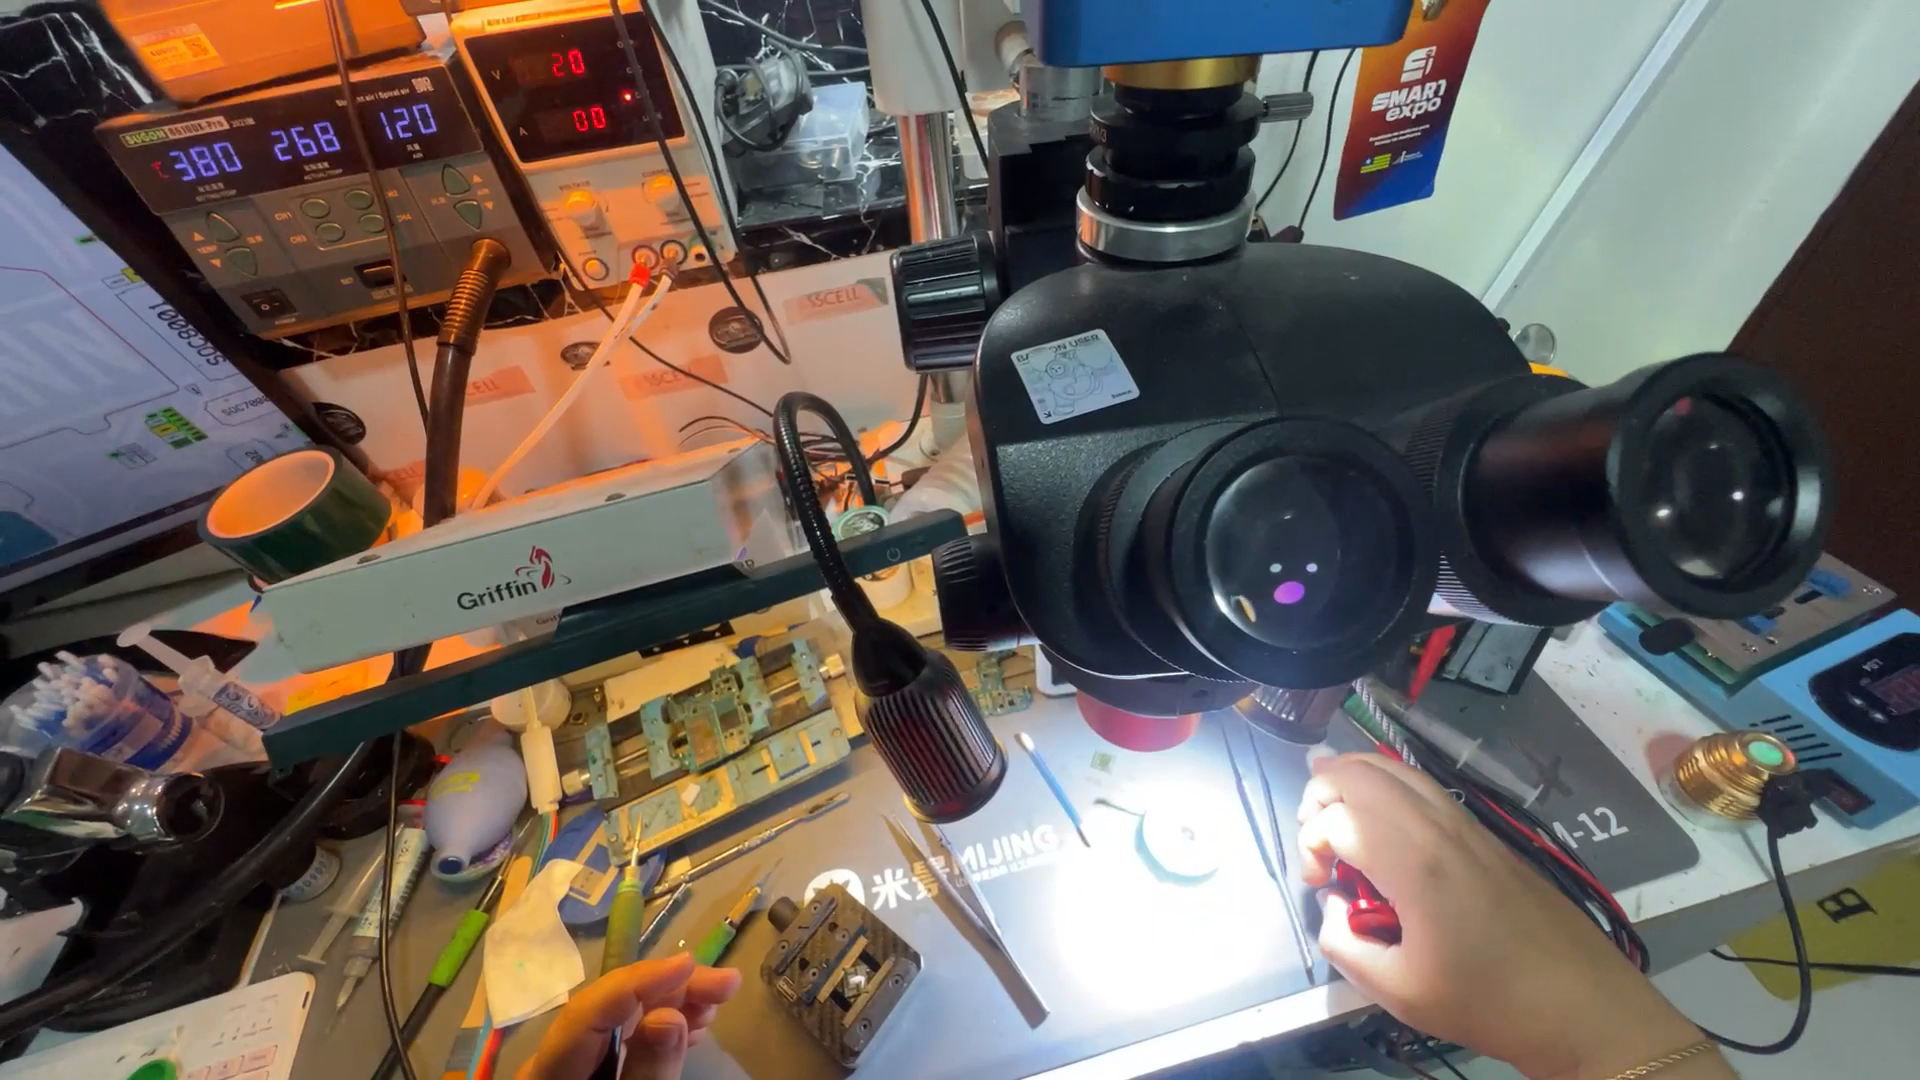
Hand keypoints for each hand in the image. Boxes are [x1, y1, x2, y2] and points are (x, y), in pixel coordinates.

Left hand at [517, 953, 741, 1079]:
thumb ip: (647, 1076)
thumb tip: (669, 1013)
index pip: (586, 1013)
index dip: (638, 982)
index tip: (689, 963)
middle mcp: (548, 1069)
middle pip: (610, 1008)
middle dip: (670, 989)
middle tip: (727, 984)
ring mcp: (569, 1074)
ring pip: (622, 1018)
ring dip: (673, 1002)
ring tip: (718, 1002)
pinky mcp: (589, 1079)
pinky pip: (623, 1040)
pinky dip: (663, 1026)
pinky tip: (696, 1024)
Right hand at [1296, 754, 1720, 1079]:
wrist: (1590, 1013)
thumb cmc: (1492, 1004)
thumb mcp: (1400, 994)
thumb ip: (1342, 946)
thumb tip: (1331, 905)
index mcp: (1411, 863)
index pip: (1331, 821)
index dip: (1307, 846)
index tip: (1319, 886)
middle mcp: (1431, 826)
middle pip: (1353, 772)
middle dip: (1317, 797)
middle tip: (1318, 843)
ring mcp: (1459, 821)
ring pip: (1386, 765)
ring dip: (1347, 779)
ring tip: (1332, 814)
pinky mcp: (1478, 829)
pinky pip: (1414, 780)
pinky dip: (1380, 782)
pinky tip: (1375, 813)